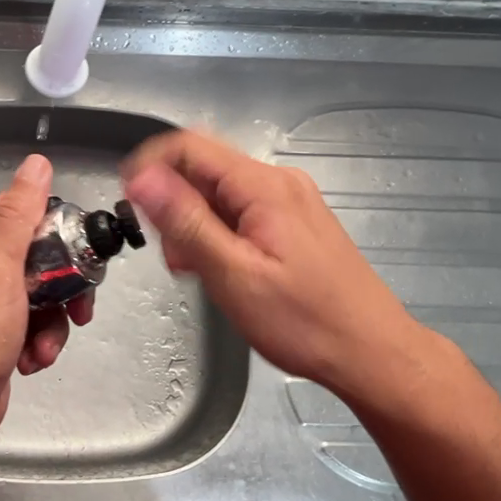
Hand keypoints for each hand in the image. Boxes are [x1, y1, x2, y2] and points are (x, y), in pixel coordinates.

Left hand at [0, 154, 95, 446]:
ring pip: (46, 294)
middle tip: (78, 306)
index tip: (81, 250)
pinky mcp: (2, 333)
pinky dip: (42, 343)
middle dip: (66, 283)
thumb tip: (35, 164)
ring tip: (42, 346)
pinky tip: (31, 361)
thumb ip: (17, 216)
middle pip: (43, 254)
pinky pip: (38, 325)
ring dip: (55, 322)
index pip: (24, 209)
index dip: (57, 224)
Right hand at [121, 130, 419, 389]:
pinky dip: (217, 233)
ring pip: (219, 193)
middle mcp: (278, 182)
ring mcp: (290, 202)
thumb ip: (185, 222)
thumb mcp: (233, 274)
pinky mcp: (294, 224)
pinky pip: (240, 211)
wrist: (373, 354)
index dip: (149, 166)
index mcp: (263, 186)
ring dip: (193, 223)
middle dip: (172, 204)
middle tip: (170, 256)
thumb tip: (142, 178)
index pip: (189, 146)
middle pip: (204, 169)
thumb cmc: (303, 321)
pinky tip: (219, 270)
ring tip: (195, 270)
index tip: (128, 205)